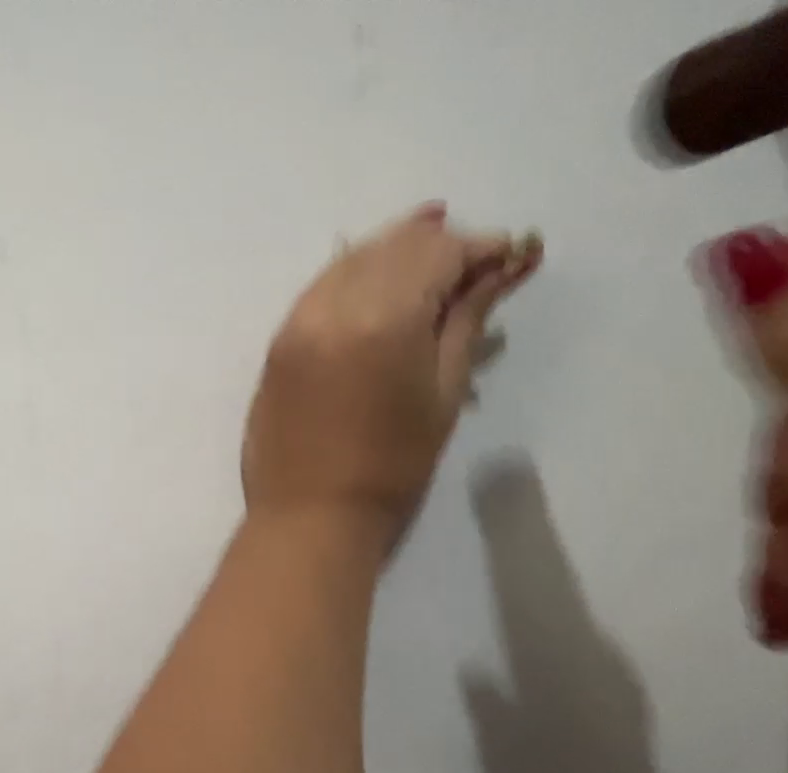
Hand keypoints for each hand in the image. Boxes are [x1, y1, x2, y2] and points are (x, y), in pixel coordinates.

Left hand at [243, 203, 542, 547]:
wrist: (310, 514)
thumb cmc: (392, 466)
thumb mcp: (443, 392)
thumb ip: (464, 321)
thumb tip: (495, 269)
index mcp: (382, 318)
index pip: (435, 254)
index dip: (477, 247)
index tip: (510, 253)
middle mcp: (332, 308)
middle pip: (390, 248)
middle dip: (435, 243)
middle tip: (472, 256)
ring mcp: (297, 325)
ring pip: (350, 262)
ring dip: (392, 251)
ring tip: (430, 254)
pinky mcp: (277, 345)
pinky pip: (319, 290)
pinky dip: (351, 276)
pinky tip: (375, 282)